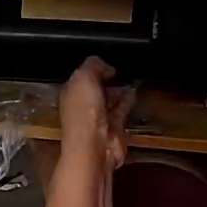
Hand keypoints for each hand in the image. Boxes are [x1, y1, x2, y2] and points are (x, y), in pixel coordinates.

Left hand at [58, 57, 130, 171]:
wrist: (95, 145)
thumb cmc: (84, 110)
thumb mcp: (83, 78)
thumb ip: (93, 66)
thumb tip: (107, 66)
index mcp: (71, 92)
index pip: (81, 76)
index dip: (93, 68)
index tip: (107, 60)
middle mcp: (83, 103)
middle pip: (95, 87)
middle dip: (106, 78)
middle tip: (122, 66)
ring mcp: (99, 116)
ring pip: (109, 97)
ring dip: (119, 88)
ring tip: (131, 75)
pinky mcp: (115, 126)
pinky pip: (122, 108)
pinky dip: (128, 99)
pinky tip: (135, 90)